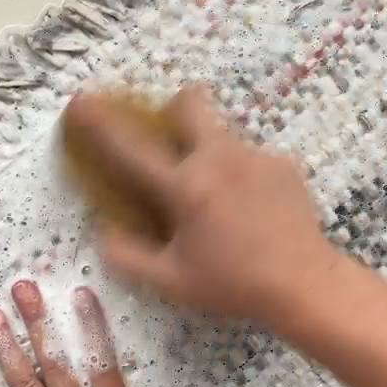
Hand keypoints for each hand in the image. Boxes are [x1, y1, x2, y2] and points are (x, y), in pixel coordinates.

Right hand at [63, 85, 347, 327]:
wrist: (306, 284)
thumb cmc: (234, 285)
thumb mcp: (172, 282)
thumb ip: (129, 257)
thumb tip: (104, 233)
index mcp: (185, 187)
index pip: (132, 149)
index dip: (101, 124)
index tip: (80, 101)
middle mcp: (219, 158)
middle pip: (190, 102)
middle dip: (175, 110)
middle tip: (175, 145)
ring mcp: (256, 156)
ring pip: (222, 134)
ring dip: (211, 154)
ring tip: (223, 202)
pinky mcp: (284, 163)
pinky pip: (251, 158)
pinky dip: (242, 176)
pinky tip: (253, 211)